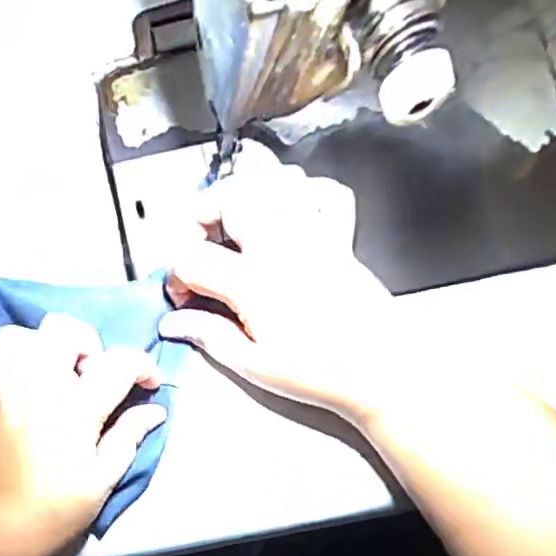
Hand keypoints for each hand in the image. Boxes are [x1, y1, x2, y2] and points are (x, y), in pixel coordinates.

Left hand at [0, 313, 165, 555]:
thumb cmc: (53, 516)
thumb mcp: (100, 483)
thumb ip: (127, 439)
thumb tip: (154, 410)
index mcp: (73, 409)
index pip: (116, 363)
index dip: (143, 366)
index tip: (151, 384)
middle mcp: (35, 390)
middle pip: (60, 330)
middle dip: (88, 342)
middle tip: (97, 374)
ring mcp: (2, 396)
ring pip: (14, 339)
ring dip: (40, 346)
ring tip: (56, 373)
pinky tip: (15, 391)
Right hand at [158, 153, 405, 425]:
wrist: (379, 370)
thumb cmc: (323, 373)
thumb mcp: (254, 364)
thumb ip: (211, 335)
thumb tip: (176, 322)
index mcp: (254, 282)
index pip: (193, 257)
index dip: (175, 275)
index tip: (181, 296)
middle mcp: (282, 248)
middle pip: (228, 199)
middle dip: (201, 215)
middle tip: (197, 246)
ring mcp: (314, 237)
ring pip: (273, 182)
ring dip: (245, 195)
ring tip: (234, 224)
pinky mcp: (339, 240)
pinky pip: (323, 192)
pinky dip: (301, 192)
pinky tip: (286, 214)